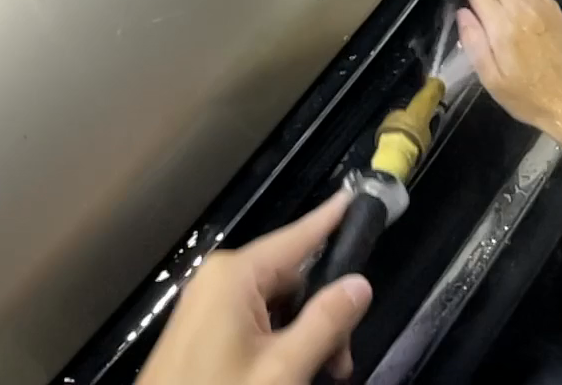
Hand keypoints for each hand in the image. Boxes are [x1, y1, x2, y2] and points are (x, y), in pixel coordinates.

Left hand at [136, 192, 373, 384]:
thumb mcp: (281, 370)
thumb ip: (324, 324)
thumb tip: (360, 283)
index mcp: (235, 273)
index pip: (296, 238)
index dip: (329, 219)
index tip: (354, 194)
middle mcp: (219, 276)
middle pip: (290, 278)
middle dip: (320, 312)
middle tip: (342, 362)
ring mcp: (207, 301)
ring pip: (274, 302)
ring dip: (301, 333)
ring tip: (320, 372)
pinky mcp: (201, 327)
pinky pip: (252, 318)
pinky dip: (277, 340)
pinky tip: (289, 369)